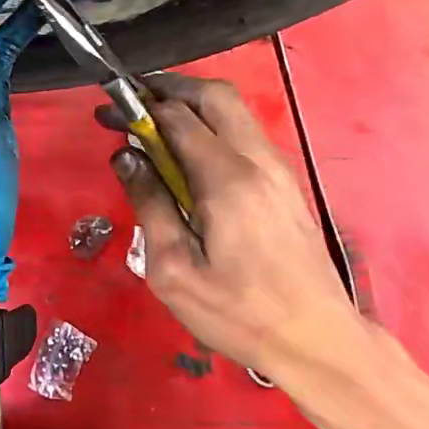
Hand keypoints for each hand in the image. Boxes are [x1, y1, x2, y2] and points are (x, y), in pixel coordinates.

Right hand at [105, 74, 369, 381]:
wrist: (320, 340)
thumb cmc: (239, 314)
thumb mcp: (175, 270)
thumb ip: (150, 206)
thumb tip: (126, 158)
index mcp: (226, 180)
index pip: (177, 117)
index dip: (138, 106)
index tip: (108, 112)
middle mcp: (257, 161)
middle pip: (215, 95)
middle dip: (170, 88)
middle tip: (135, 103)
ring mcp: (278, 169)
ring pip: (234, 111)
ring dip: (193, 105)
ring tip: (157, 126)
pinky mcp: (286, 183)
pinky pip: (245, 134)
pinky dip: (213, 127)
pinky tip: (191, 156)